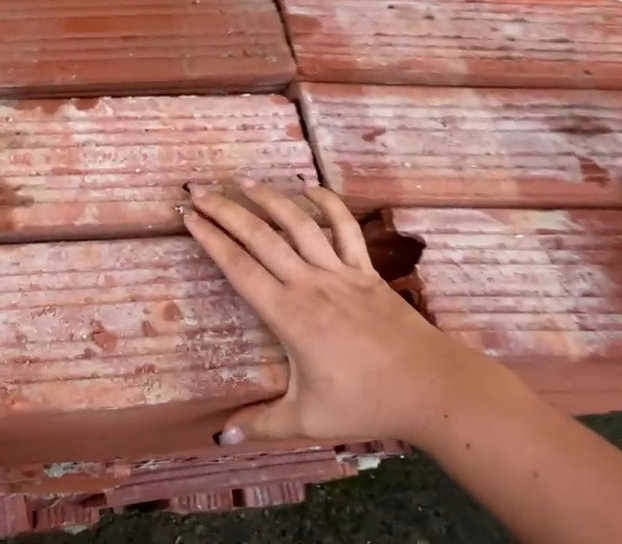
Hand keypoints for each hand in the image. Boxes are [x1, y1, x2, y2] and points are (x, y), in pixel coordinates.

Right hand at [183, 184, 520, 447]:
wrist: (432, 388)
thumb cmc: (366, 404)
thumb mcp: (308, 419)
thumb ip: (263, 423)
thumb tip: (222, 437)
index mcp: (287, 314)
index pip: (239, 267)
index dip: (211, 239)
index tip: (188, 218)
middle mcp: (309, 284)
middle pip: (259, 236)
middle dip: (226, 210)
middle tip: (199, 191)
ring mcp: (340, 273)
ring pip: (298, 224)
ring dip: (270, 200)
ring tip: (246, 184)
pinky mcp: (366, 271)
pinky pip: (345, 229)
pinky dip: (328, 205)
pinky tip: (310, 188)